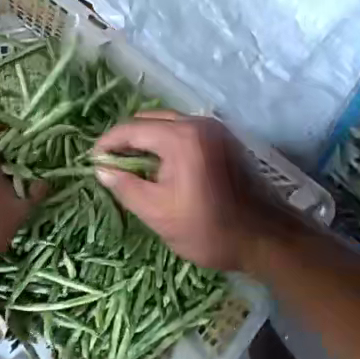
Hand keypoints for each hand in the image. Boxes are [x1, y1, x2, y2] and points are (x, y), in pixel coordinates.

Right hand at [91, 111, 300, 270]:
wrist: (267, 238)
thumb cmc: (210, 229)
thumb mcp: (158, 213)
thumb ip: (125, 186)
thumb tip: (101, 169)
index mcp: (181, 137)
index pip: (132, 128)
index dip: (107, 143)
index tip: (92, 161)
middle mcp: (199, 123)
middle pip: (150, 120)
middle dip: (127, 139)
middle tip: (110, 164)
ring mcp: (216, 129)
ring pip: (169, 124)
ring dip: (148, 140)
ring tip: (132, 167)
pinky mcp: (226, 140)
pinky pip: (186, 132)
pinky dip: (167, 143)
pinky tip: (161, 167)